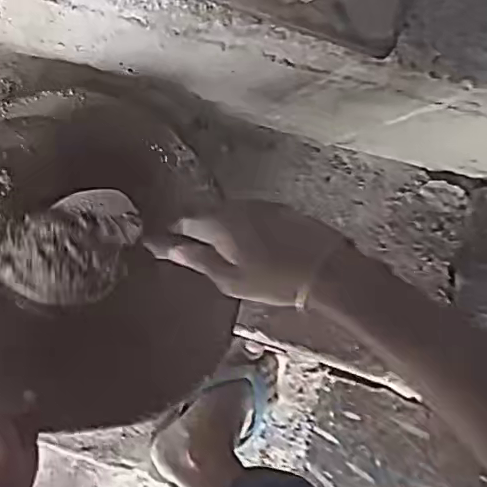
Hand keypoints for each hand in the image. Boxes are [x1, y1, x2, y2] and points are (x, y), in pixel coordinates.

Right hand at [144, 199, 352, 307]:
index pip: (181, 221)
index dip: (168, 231)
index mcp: (217, 223)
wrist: (330, 271)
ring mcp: (258, 205)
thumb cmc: (274, 281)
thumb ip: (197, 260)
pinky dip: (236, 223)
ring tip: (211, 242)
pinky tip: (242, 240)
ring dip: (213, 223)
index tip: (157, 241)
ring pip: (224, 211)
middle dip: (189, 225)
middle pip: (202, 212)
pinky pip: (245, 213)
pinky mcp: (279, 209)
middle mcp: (234, 207)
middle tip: (182, 242)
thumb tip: (167, 247)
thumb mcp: (229, 279)